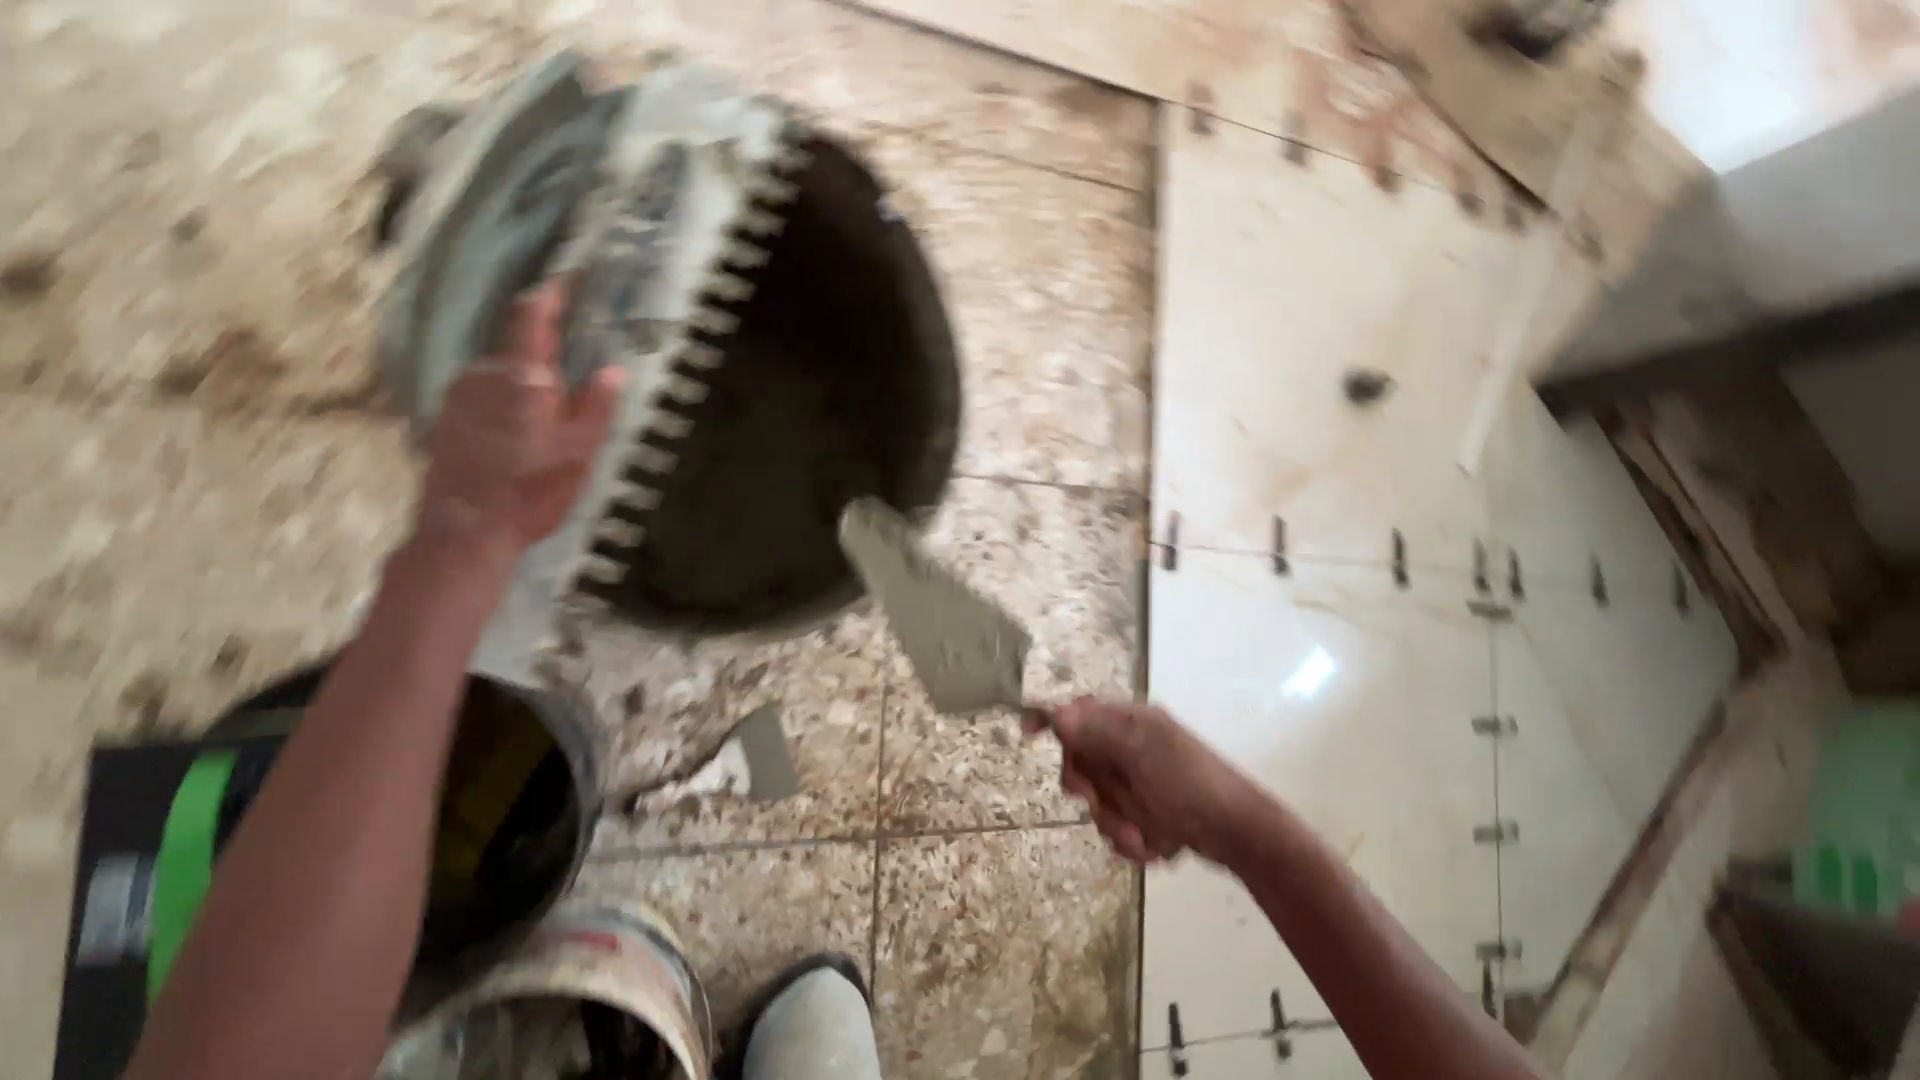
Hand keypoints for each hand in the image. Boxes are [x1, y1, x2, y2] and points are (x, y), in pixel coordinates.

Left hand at [416, 282, 622, 554]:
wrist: (465, 531)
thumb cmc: (531, 490)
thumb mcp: (581, 451)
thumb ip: (597, 405)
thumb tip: (613, 370)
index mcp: (521, 376)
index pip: (533, 315)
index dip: (551, 292)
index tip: (569, 278)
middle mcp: (483, 374)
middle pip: (519, 351)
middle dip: (545, 362)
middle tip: (572, 393)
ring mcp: (458, 396)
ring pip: (501, 377)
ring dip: (525, 389)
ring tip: (547, 428)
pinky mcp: (445, 420)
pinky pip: (484, 398)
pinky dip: (505, 408)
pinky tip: (518, 443)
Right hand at [1032, 697, 1264, 864]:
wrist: (1241, 834)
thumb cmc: (1192, 783)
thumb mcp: (1142, 752)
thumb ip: (1098, 732)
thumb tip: (1057, 712)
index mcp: (1131, 723)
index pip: (1080, 713)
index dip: (1053, 722)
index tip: (1029, 734)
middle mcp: (1133, 748)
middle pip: (1082, 765)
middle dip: (1092, 793)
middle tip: (1098, 803)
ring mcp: (1142, 783)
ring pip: (1101, 804)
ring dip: (1118, 825)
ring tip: (1144, 836)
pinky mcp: (1151, 814)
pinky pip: (1121, 827)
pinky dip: (1135, 841)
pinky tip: (1159, 845)